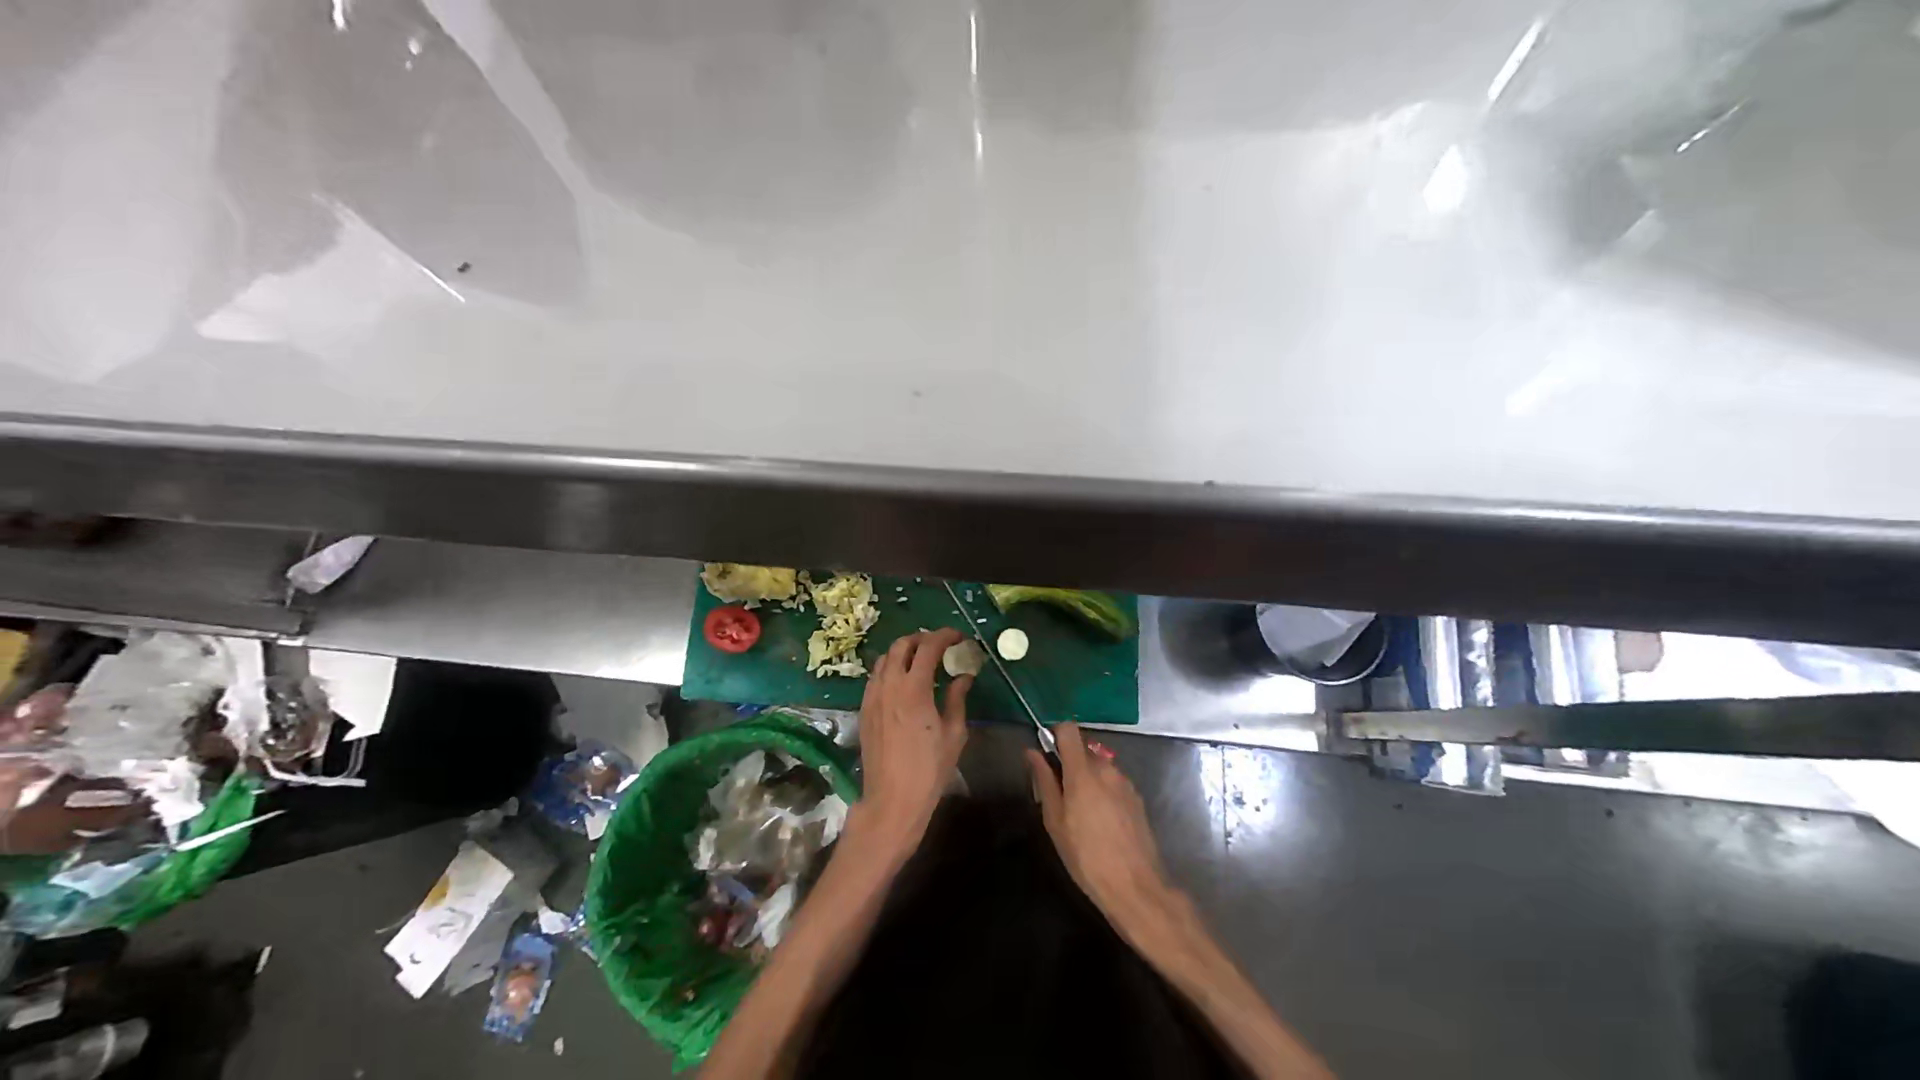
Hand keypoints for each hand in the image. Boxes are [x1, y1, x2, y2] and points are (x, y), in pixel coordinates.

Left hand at [853, 629, 972, 845]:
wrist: (892, 798)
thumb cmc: (930, 769)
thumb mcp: (954, 734)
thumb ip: (957, 699)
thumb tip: (964, 677)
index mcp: (914, 688)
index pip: (928, 647)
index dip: (944, 636)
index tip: (958, 637)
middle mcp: (889, 685)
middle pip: (901, 645)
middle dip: (921, 639)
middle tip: (939, 645)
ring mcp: (872, 696)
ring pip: (884, 659)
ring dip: (903, 652)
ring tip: (921, 660)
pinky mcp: (864, 709)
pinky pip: (875, 677)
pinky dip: (890, 669)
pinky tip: (903, 682)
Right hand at [1028, 723, 1178, 937]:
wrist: (1135, 886)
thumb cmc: (1086, 856)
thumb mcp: (1055, 821)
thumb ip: (1044, 781)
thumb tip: (1032, 752)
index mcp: (1083, 771)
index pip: (1069, 729)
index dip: (1055, 734)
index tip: (1047, 752)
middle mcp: (1107, 769)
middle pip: (1083, 750)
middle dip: (1069, 764)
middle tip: (1059, 795)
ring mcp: (1125, 783)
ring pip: (1099, 767)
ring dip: (1087, 779)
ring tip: (1081, 813)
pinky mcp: (1137, 798)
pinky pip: (1113, 783)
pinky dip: (1103, 791)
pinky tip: (1101, 822)